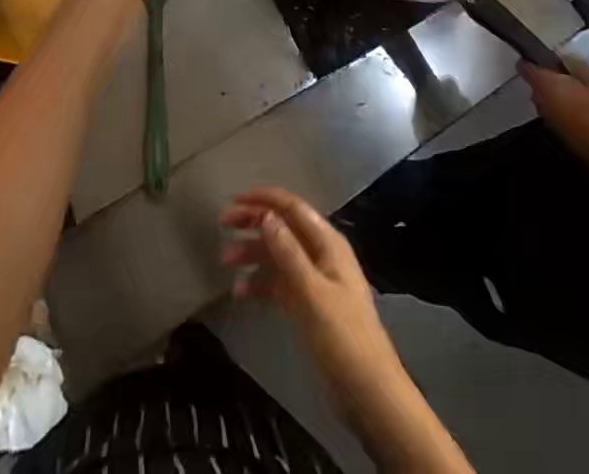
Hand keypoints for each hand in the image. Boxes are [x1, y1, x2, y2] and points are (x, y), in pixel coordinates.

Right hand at [219, 188, 405, 405]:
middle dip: (254, 222)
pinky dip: (260, 283)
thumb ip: (287, 251)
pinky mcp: (309, 304)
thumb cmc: (341, 335)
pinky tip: (241, 293)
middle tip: (223, 222)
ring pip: (278, 255)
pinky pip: (279, 282)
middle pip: (284, 227)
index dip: (265, 199)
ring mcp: (315, 280)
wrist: (366, 389)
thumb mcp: (311, 291)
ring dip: (253, 253)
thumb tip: (265, 214)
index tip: (234, 198)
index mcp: (328, 244)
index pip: (294, 208)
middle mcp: (322, 255)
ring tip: (225, 261)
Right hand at [519, 57, 588, 177]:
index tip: (527, 78)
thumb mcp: (551, 89)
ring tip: (546, 120)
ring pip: (574, 103)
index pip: (563, 60)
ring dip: (557, 109)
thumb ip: (536, 73)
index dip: (542, 65)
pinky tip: (562, 134)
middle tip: (535, 100)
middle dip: (549, 89)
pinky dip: (569, 125)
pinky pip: (582, 122)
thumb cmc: (583, 121)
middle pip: (568, 82)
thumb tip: (524, 62)